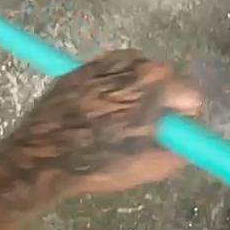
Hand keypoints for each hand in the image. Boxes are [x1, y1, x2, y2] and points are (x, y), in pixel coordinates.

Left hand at [11, 50, 202, 194]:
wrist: (41, 157)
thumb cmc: (98, 162)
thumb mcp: (151, 167)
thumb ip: (181, 150)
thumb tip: (185, 141)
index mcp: (159, 83)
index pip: (188, 94)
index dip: (180, 116)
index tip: (167, 132)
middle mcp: (135, 63)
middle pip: (161, 80)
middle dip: (156, 101)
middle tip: (138, 128)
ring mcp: (103, 62)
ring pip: (133, 73)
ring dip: (131, 91)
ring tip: (113, 120)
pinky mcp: (78, 69)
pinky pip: (105, 74)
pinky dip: (106, 87)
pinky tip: (95, 110)